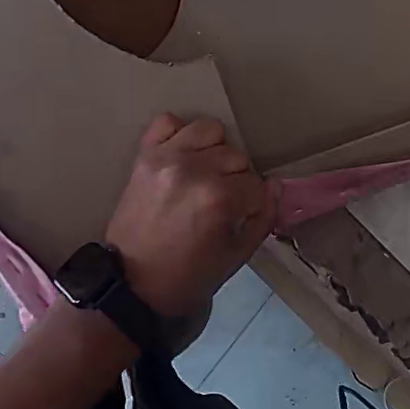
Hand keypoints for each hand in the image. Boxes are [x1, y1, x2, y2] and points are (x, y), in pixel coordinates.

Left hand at [105, 114, 277, 317]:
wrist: (133, 285)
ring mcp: (165, 159)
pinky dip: (180, 135)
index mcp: (219, 198)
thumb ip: (265, 216)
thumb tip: (276, 185)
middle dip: (237, 181)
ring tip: (207, 177)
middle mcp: (193, 170)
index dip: (254, 205)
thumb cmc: (190, 276)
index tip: (242, 220)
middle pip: (237, 158)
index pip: (257, 185)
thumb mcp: (238, 255)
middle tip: (223, 205)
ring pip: (210, 132)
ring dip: (215, 153)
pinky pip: (168, 123)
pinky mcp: (144, 156)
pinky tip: (184, 158)